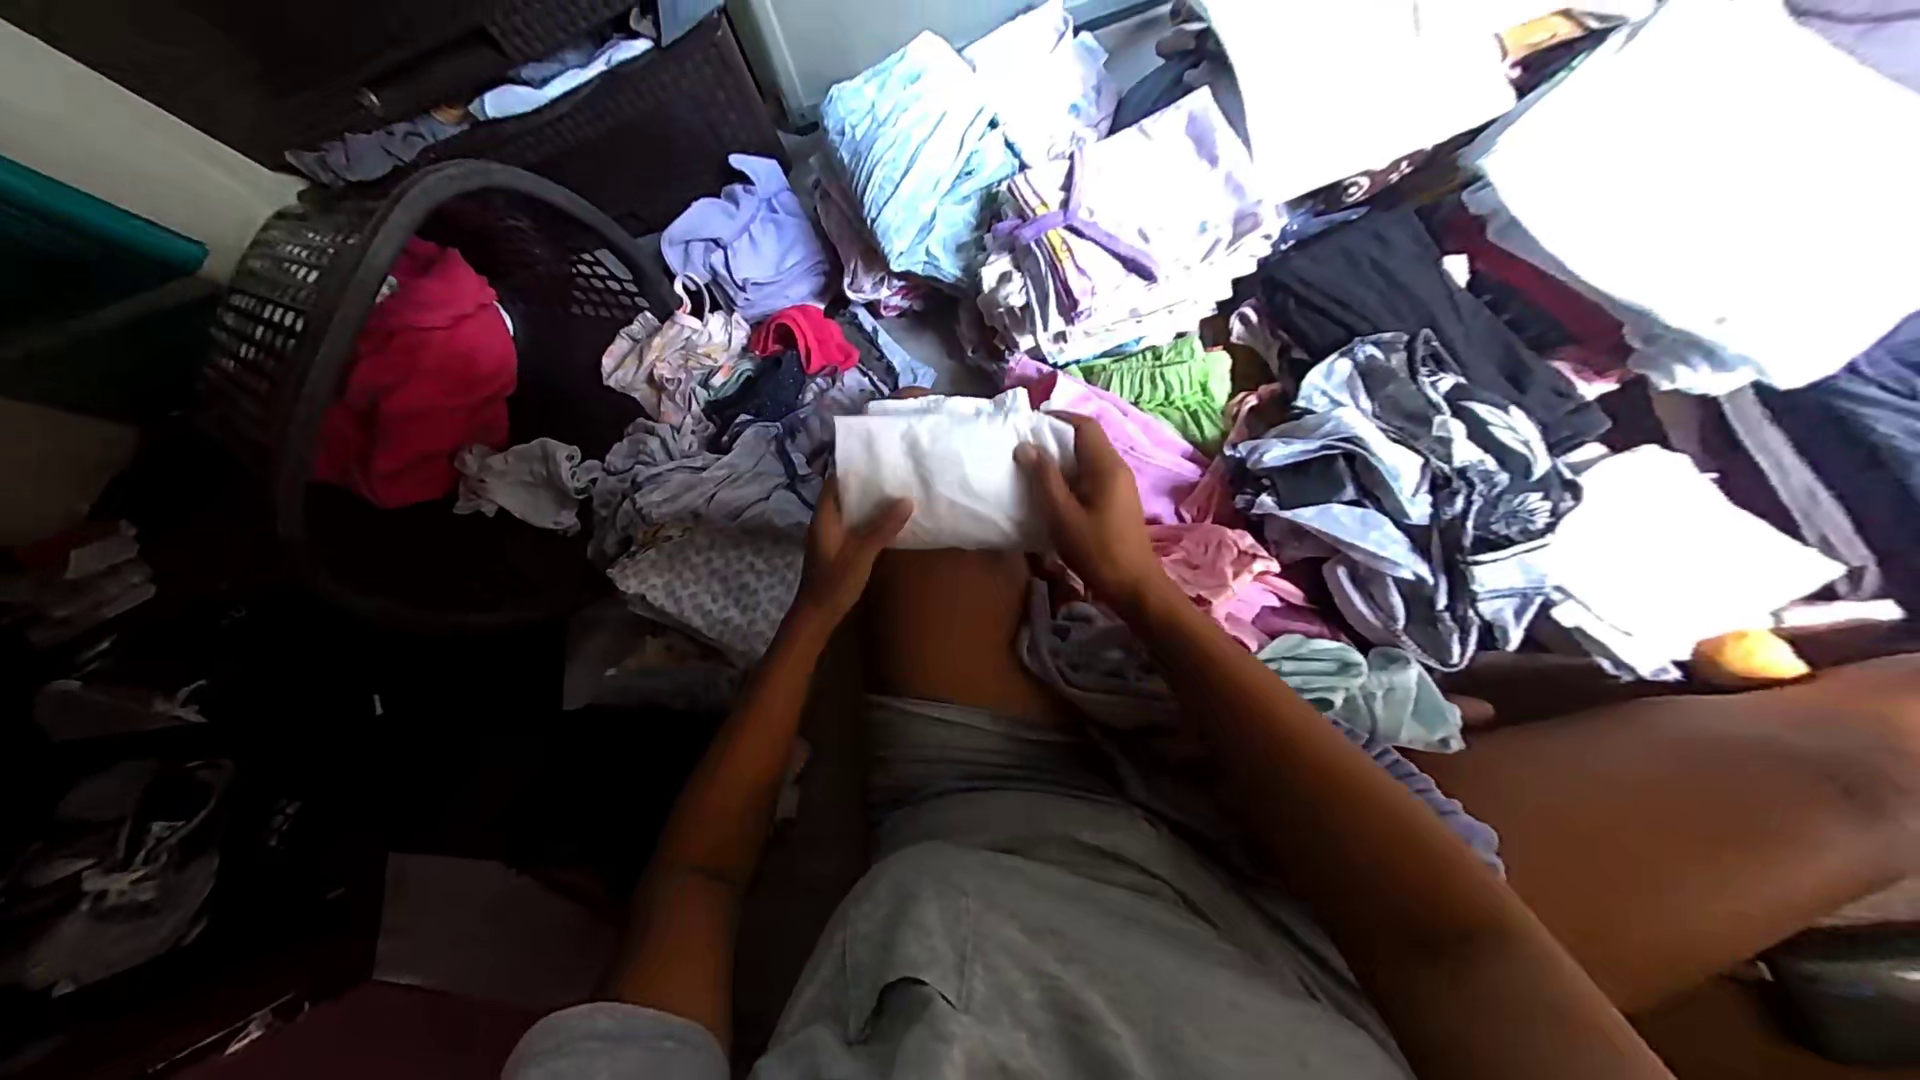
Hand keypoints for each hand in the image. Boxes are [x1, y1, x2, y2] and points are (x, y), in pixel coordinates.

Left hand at [795, 477, 911, 625]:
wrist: (817, 615)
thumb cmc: (835, 582)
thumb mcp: (862, 553)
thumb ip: (882, 527)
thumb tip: (906, 500)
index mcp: (824, 517)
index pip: (833, 483)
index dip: (851, 470)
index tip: (875, 461)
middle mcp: (823, 523)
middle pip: (843, 496)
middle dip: (864, 487)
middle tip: (892, 477)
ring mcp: (829, 538)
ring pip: (849, 513)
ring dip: (867, 506)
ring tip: (894, 496)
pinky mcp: (836, 550)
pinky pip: (852, 528)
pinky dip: (866, 522)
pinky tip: (886, 524)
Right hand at [1015, 413, 1166, 610]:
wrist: (1133, 585)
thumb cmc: (1096, 550)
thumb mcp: (1062, 515)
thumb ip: (1044, 478)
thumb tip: (1026, 446)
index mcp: (1106, 466)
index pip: (1084, 424)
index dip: (1058, 418)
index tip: (1030, 424)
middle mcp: (1117, 468)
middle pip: (1087, 439)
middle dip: (1056, 438)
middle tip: (1026, 449)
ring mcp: (1121, 485)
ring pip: (1089, 458)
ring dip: (1063, 459)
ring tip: (1034, 469)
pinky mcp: (1118, 500)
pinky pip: (1093, 475)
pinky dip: (1072, 475)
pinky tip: (1055, 492)